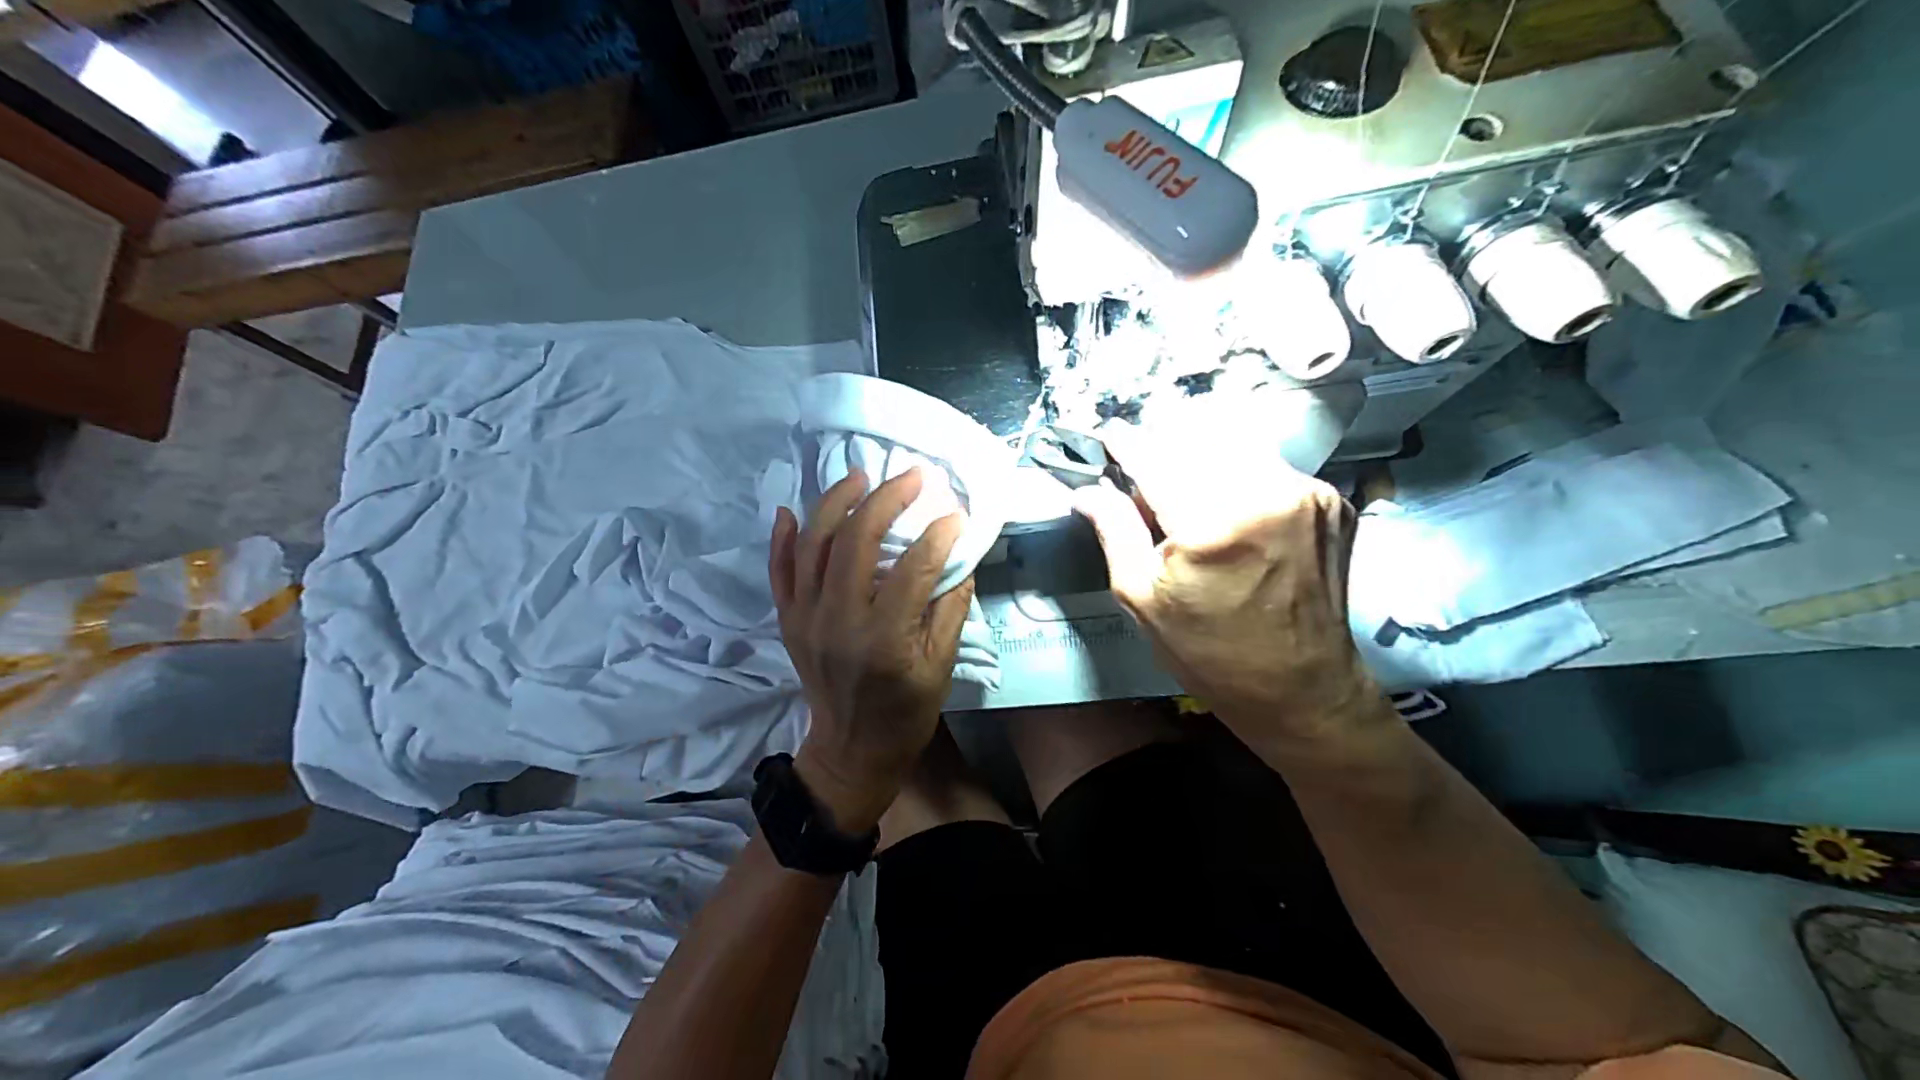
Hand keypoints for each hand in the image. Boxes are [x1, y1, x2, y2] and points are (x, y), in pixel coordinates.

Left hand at [769, 468, 974, 833]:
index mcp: (885, 638)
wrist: (852, 749)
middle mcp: (839, 621)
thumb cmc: (906, 712)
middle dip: (886, 500)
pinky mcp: (788, 620)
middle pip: (856, 542)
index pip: (913, 568)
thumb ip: (950, 608)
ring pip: (813, 545)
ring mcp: (806, 617)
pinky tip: (791, 510)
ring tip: (858, 476)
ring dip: (835, 503)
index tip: (955, 514)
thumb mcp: (942, 666)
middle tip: (910, 476)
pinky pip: (779, 570)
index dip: (938, 535)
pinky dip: (782, 538)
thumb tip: (958, 557)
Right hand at [1071, 428, 1387, 751]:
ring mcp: (1307, 494)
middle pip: (1196, 442)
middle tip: (1145, 479)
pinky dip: (1240, 477)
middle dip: (1164, 452)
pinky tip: (1230, 511)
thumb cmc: (1210, 653)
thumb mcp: (1142, 598)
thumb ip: (1115, 531)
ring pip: (1236, 447)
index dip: (1126, 444)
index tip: (1108, 434)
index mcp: (1213, 527)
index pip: (1155, 459)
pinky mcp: (1330, 500)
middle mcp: (1266, 496)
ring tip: (1188, 496)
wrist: (1300, 687)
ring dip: (1202, 460)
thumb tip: (1088, 490)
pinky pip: (1269, 467)